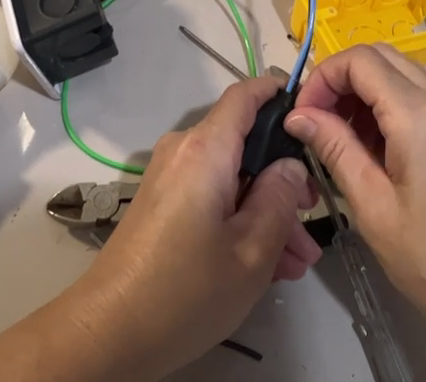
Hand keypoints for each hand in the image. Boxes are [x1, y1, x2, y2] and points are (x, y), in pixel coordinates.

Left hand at [0, 75, 320, 381]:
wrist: (111, 330)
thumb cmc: (186, 290)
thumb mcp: (252, 250)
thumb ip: (279, 199)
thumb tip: (290, 166)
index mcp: (204, 149)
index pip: (244, 96)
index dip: (279, 95)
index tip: (313, 116)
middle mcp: (183, 151)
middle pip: (243, 143)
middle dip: (283, 179)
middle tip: (313, 220)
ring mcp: (170, 177)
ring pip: (232, 177)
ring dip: (266, 210)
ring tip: (298, 260)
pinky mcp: (163, 203)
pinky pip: (212, 195)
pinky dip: (240, 219)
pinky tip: (269, 264)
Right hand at [284, 45, 425, 381]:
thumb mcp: (373, 208)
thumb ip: (335, 149)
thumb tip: (298, 116)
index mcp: (420, 116)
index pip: (359, 60)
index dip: (322, 78)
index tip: (303, 116)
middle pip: (382, 57)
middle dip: (341, 79)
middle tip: (317, 121)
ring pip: (403, 74)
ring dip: (366, 91)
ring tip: (342, 140)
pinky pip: (424, 98)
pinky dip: (392, 106)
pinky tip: (378, 152)